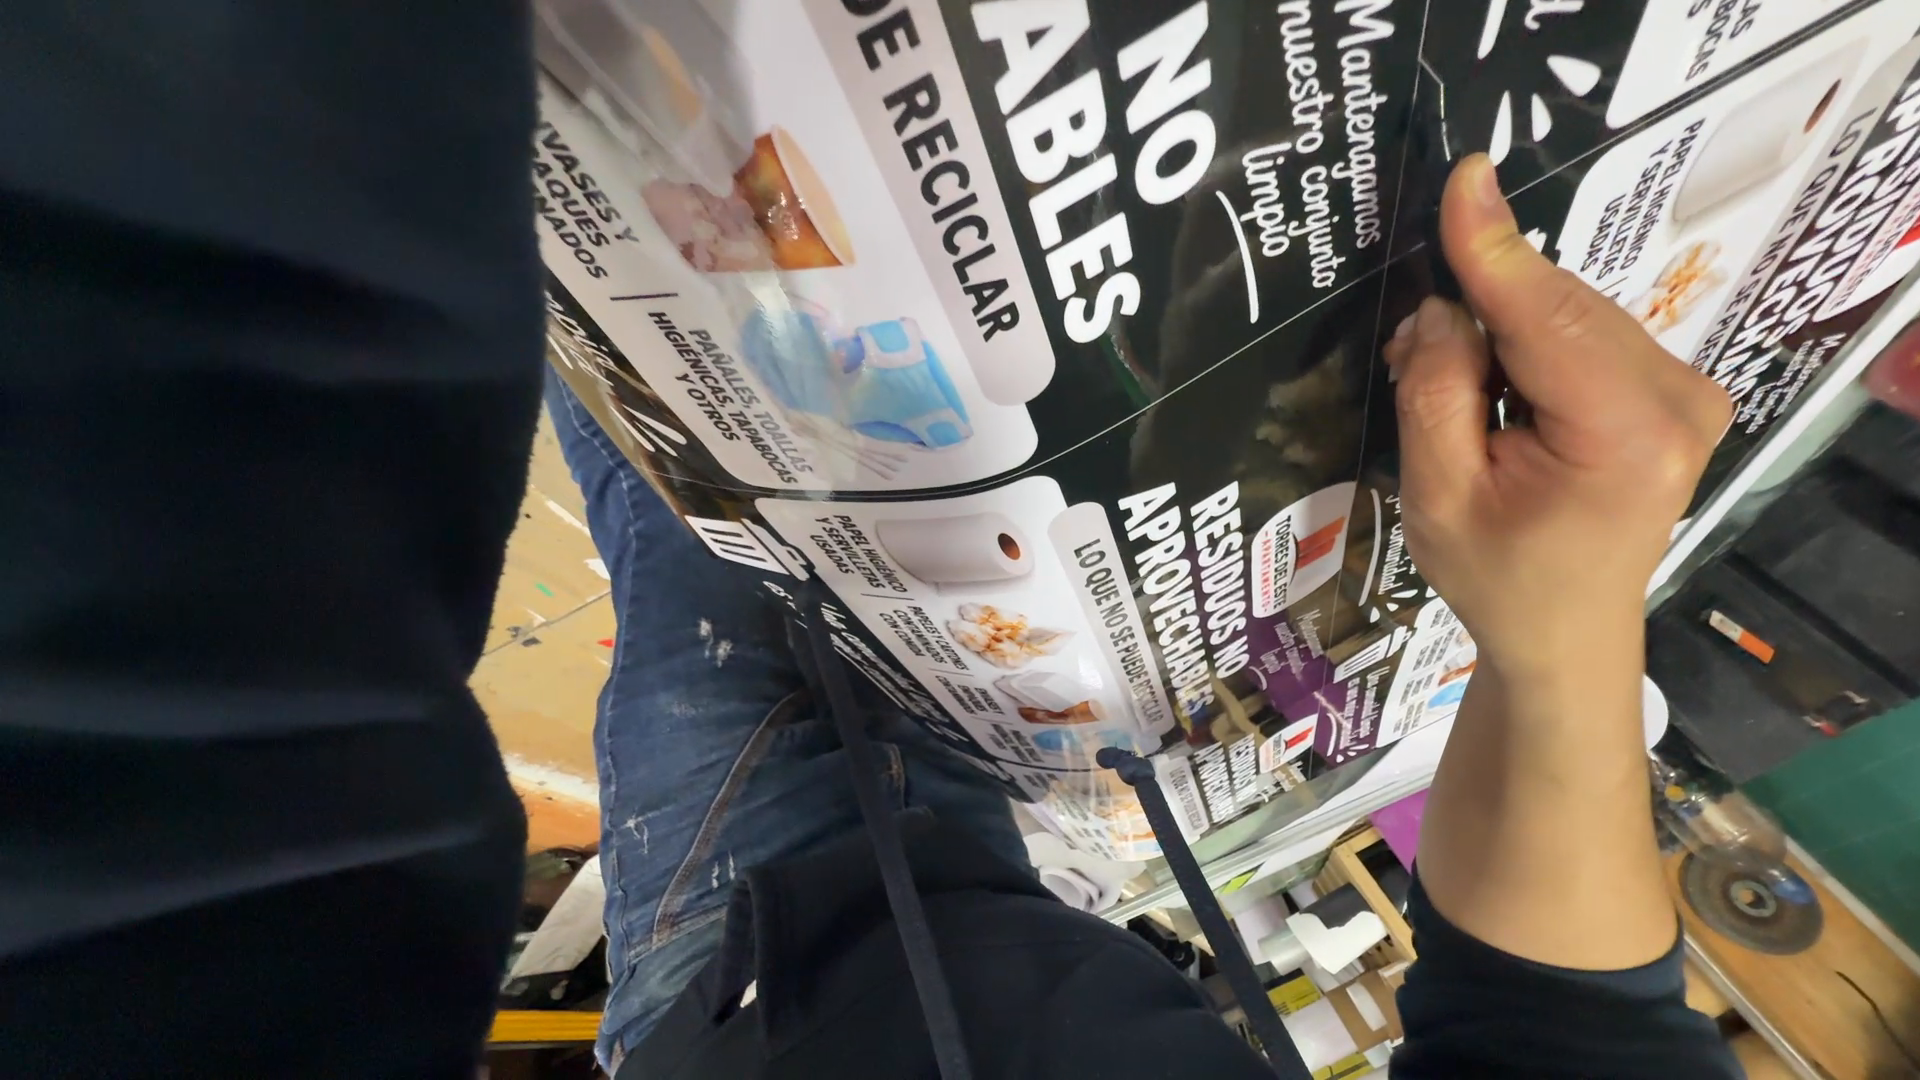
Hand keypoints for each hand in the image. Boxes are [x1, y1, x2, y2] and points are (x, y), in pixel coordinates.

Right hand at [1383, 155, 1730, 681]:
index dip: (1494, 249)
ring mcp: (1684, 394)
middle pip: (1559, 310)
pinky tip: (1487, 390)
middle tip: (1404, 355)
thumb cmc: (1493, 578)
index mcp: (1623, 433)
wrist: (1562, 636)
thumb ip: (1436, 395)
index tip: (1462, 178)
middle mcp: (1677, 398)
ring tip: (1442, 389)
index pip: (1546, 317)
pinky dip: (1521, 350)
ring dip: (1494, 334)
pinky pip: (1580, 341)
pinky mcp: (1668, 397)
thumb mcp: (1437, 494)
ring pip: (1569, 319)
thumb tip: (1439, 312)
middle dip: (1476, 312)